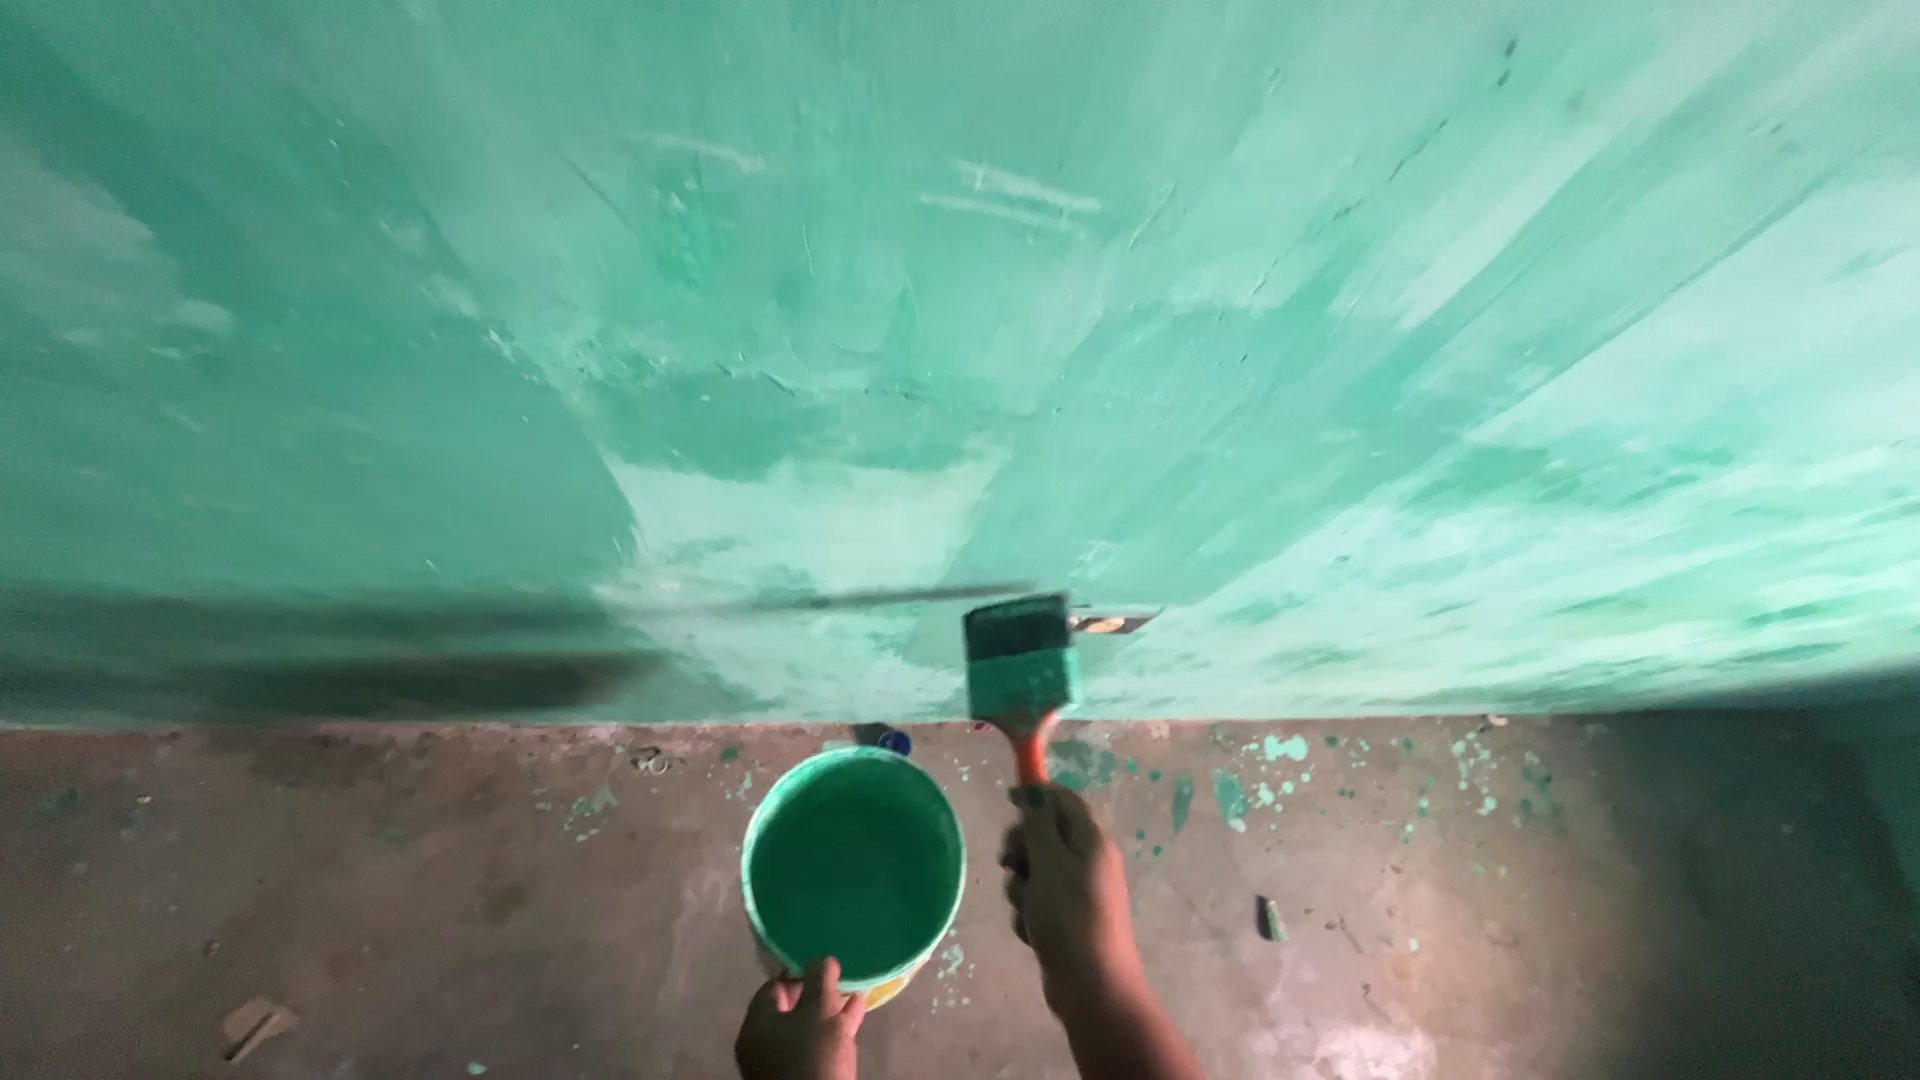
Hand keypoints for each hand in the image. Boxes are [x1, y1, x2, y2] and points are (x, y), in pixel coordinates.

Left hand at [735, 956, 866, 1079]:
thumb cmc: (812, 1057)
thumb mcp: (819, 1010)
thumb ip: (820, 979)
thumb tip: (822, 959)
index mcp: (756, 1026)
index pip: (773, 986)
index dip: (799, 971)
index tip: (822, 965)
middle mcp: (763, 1045)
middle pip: (790, 1008)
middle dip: (816, 991)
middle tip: (838, 978)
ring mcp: (779, 1065)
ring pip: (806, 1027)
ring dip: (830, 1008)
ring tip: (852, 992)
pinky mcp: (800, 1077)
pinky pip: (816, 1045)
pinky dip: (835, 1028)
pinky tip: (856, 1012)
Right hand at [1000, 784, 1144, 1016]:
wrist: (1091, 986)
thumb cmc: (1069, 917)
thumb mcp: (1049, 862)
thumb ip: (1039, 824)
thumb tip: (1035, 794)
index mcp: (1091, 839)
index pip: (1064, 799)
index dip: (1036, 794)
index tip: (1007, 799)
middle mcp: (1088, 860)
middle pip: (1046, 833)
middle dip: (1022, 847)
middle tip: (1009, 863)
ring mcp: (1078, 890)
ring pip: (1036, 869)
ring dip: (1022, 885)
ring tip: (1027, 908)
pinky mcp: (1067, 918)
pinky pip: (1038, 900)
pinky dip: (1029, 912)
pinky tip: (1031, 931)